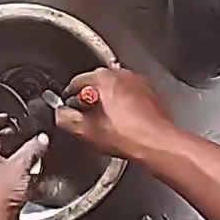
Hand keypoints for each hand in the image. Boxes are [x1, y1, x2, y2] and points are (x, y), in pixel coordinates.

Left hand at [0, 114, 48, 219]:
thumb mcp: (20, 165)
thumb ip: (32, 149)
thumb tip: (41, 139)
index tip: (5, 117)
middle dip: (8, 137)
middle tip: (21, 131)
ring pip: (3, 160)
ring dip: (16, 154)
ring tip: (31, 148)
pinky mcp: (1, 191)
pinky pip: (11, 175)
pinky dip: (21, 170)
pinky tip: (32, 171)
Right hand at [54, 65, 177, 161]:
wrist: (158, 144)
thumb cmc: (129, 136)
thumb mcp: (87, 130)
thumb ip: (67, 118)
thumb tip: (61, 114)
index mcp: (105, 78)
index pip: (77, 82)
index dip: (69, 97)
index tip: (68, 108)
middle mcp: (123, 75)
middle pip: (97, 84)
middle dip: (90, 100)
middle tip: (87, 119)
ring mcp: (139, 83)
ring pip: (114, 90)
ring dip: (107, 103)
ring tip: (105, 124)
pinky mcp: (150, 94)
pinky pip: (130, 96)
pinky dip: (123, 106)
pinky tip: (122, 124)